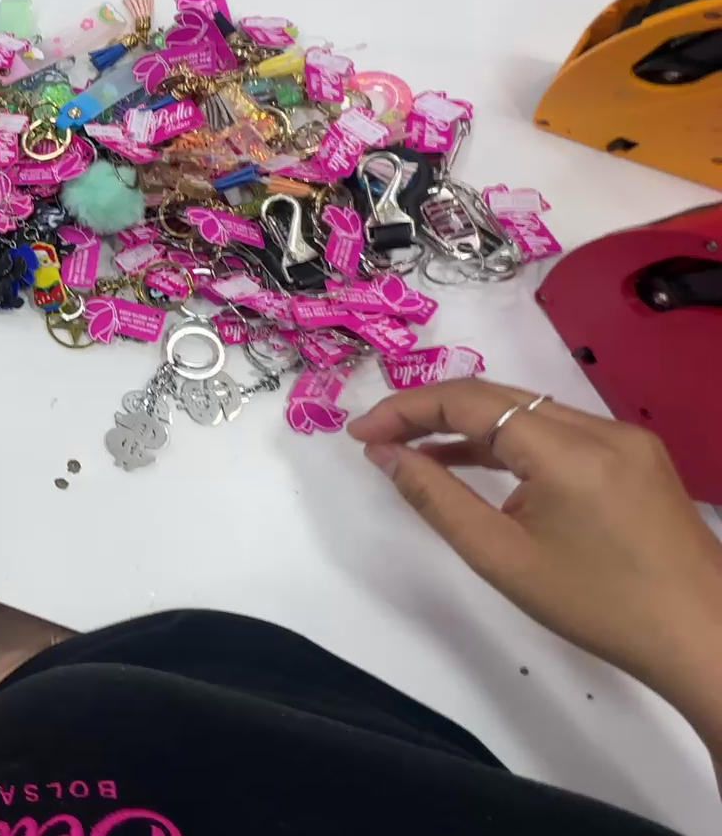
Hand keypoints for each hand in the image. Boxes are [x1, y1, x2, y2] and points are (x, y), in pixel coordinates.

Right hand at [348, 379, 721, 698]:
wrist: (712, 648)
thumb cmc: (597, 604)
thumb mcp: (496, 552)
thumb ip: (431, 493)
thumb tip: (381, 452)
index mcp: (572, 453)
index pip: (468, 402)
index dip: (403, 410)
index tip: (359, 434)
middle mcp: (602, 432)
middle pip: (492, 396)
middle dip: (423, 409)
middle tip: (374, 436)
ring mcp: (623, 443)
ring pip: (518, 409)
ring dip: (457, 422)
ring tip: (406, 446)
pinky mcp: (630, 460)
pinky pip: (546, 429)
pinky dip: (495, 437)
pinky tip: (460, 459)